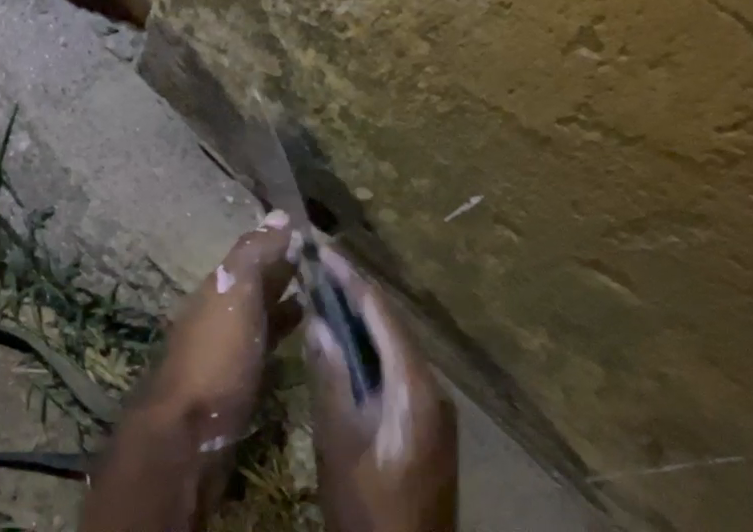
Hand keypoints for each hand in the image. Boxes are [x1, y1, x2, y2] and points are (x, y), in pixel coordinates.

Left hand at [80, 212, 298, 531]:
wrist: (187, 437)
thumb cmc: (215, 358)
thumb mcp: (234, 295)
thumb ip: (254, 255)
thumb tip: (279, 214)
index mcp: (215, 291)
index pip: (251, 259)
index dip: (279, 247)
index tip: (314, 239)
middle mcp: (216, 318)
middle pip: (254, 289)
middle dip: (284, 276)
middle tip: (325, 270)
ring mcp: (224, 355)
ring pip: (259, 322)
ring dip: (284, 310)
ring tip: (321, 303)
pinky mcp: (235, 389)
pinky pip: (263, 354)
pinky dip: (282, 343)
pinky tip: (301, 347)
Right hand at [305, 248, 456, 531]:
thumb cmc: (368, 503)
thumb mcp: (339, 439)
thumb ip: (330, 376)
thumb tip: (318, 321)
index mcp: (416, 386)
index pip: (382, 313)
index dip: (350, 278)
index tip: (322, 249)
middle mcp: (434, 388)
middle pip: (393, 325)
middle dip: (356, 293)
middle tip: (319, 265)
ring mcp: (435, 408)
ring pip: (396, 346)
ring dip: (362, 320)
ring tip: (325, 292)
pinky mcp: (428, 425)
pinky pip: (399, 369)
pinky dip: (371, 349)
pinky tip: (345, 343)